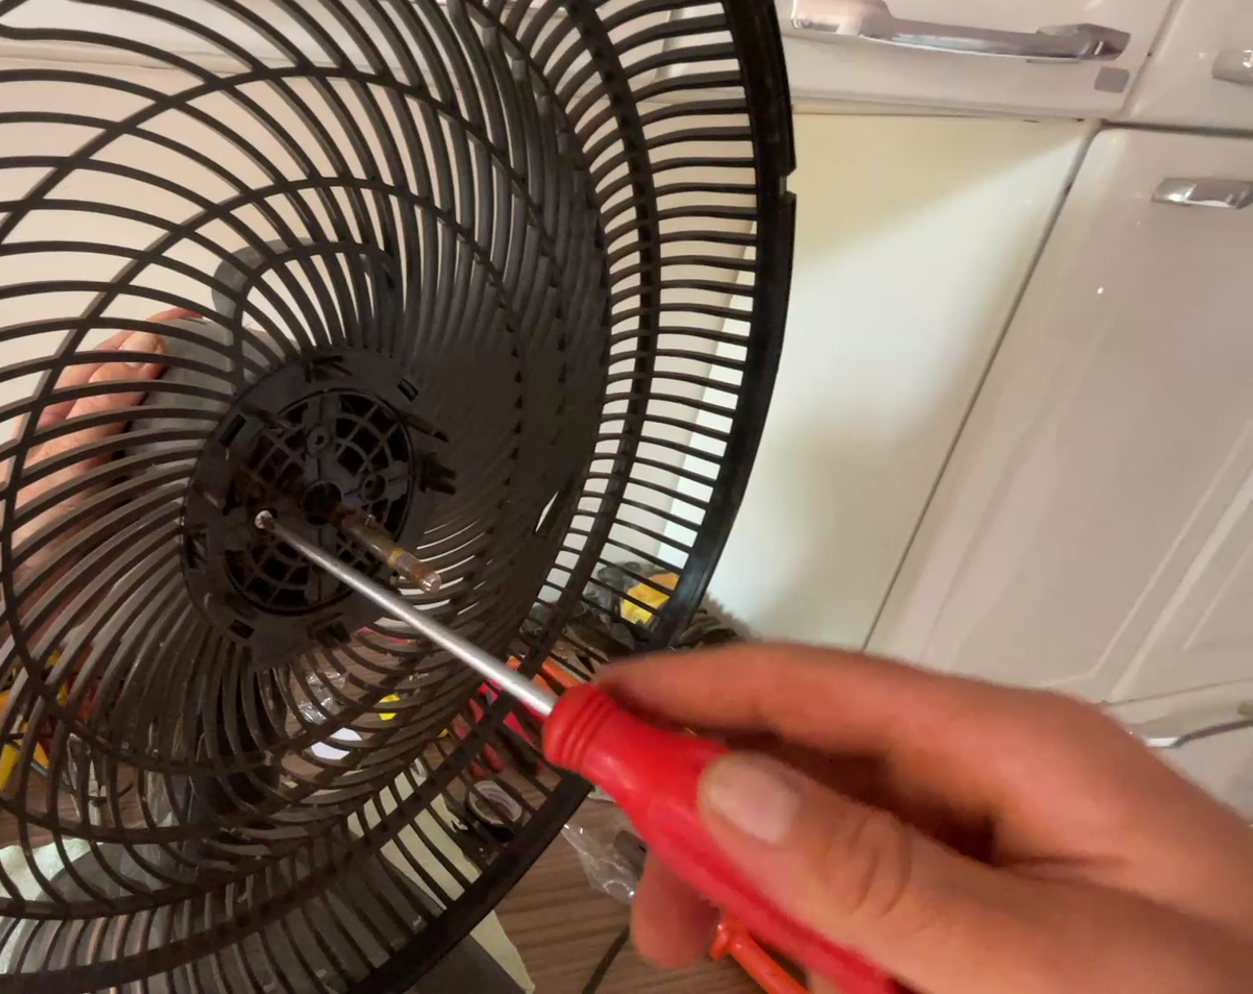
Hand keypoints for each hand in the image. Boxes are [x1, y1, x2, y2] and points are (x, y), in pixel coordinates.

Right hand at [599, 644, 1252, 993]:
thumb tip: (721, 784)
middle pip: (790, 758)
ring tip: (691, 941)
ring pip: (807, 825)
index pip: (799, 683)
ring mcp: (975, 839)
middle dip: (701, 810)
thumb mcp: (1057, 974)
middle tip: (641, 880)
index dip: (682, 686)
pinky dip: (799, 920)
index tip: (590, 704)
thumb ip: (883, 878)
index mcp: (1006, 746)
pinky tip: (795, 966)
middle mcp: (977, 773)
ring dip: (741, 879)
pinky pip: (849, 885)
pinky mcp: (972, 899)